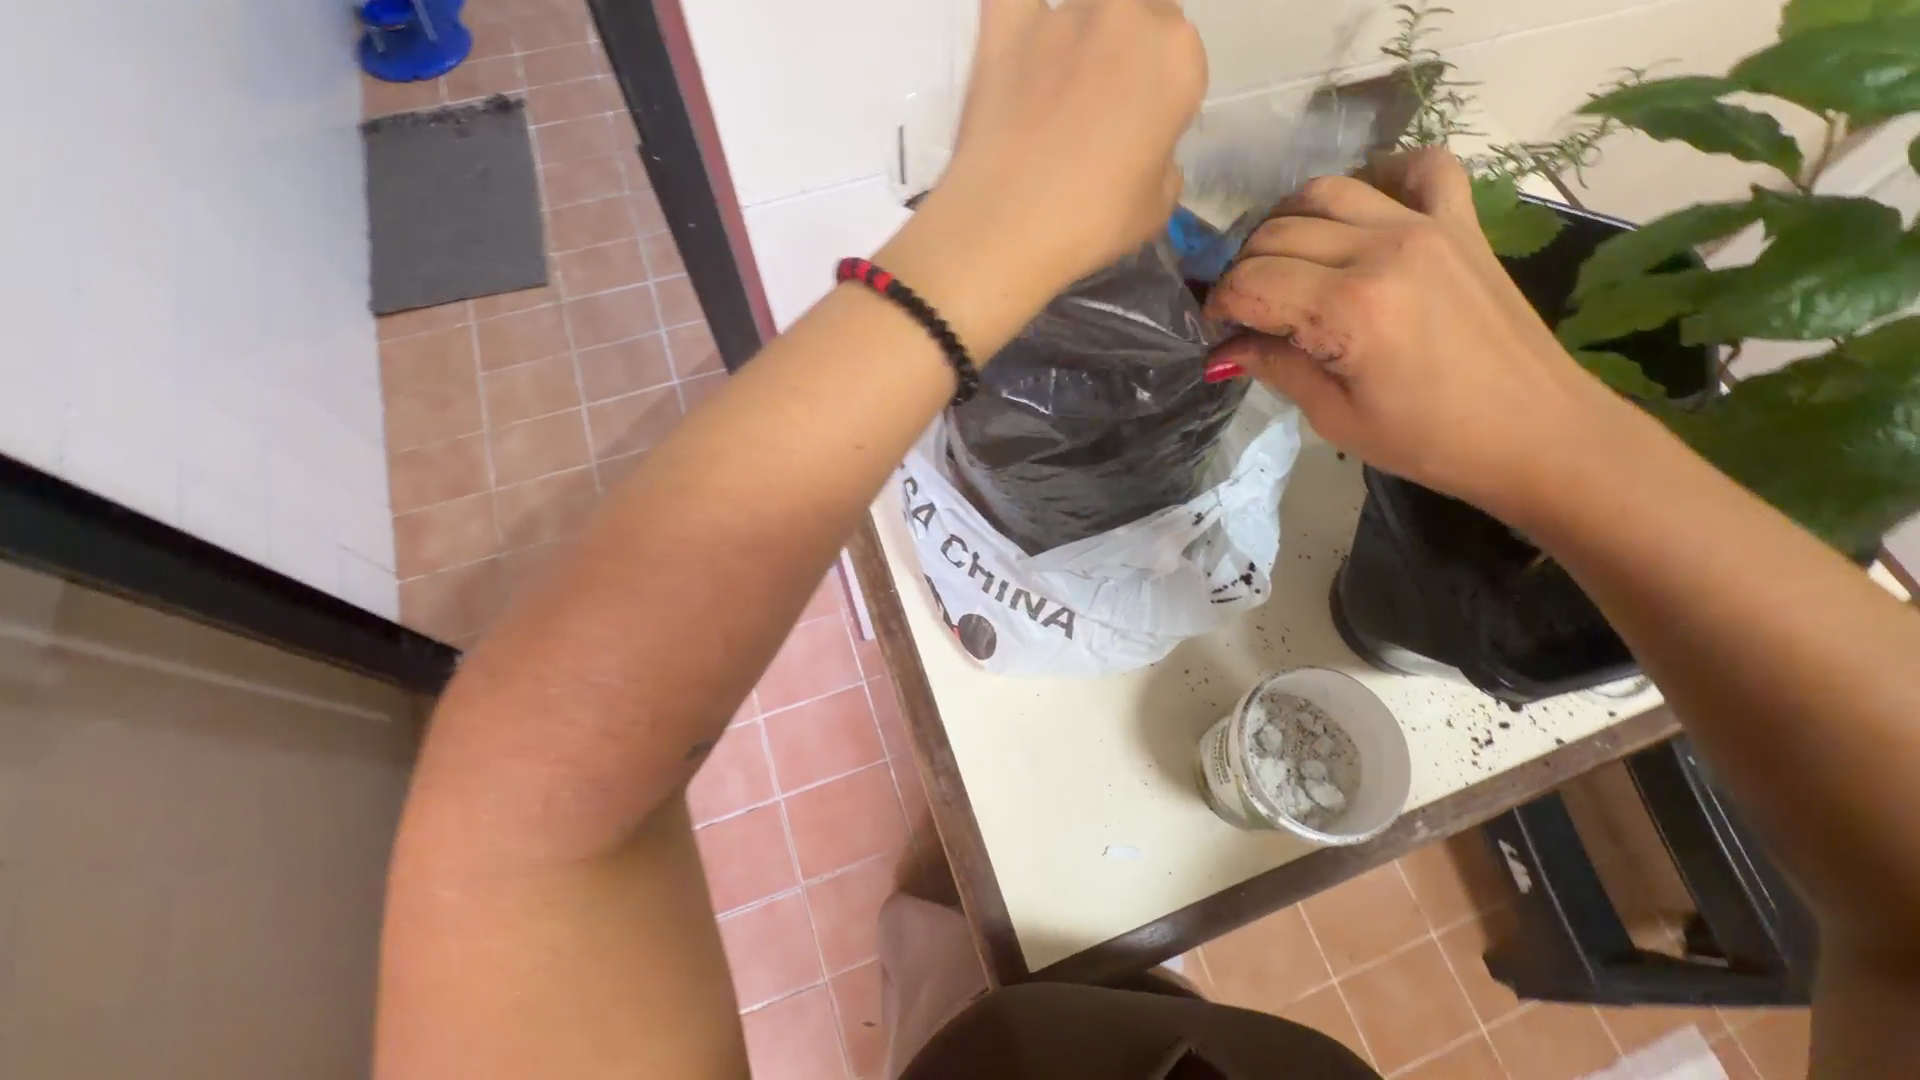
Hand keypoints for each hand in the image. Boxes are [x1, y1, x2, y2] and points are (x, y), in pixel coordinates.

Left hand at [914, 0, 1206, 297]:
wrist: (1005, 227)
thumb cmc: (1090, 224)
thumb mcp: (1157, 207)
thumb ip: (1163, 159)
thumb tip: (1148, 151)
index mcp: (1177, 58)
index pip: (1180, 58)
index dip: (1160, 94)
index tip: (1138, 129)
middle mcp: (1128, 16)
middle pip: (1141, 15)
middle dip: (1128, 54)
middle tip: (1099, 111)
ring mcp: (1064, 13)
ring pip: (1086, 8)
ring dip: (1079, 40)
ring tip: (1052, 95)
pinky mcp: (1005, 22)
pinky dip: (1023, 17)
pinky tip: (1021, 44)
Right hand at [1203, 148, 1630, 512]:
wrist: (1537, 433)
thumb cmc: (1430, 442)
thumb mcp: (1336, 417)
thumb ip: (1277, 367)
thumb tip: (1224, 348)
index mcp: (1349, 309)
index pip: (1252, 282)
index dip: (1221, 305)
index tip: (1219, 329)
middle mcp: (1383, 250)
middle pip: (1278, 233)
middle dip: (1245, 270)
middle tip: (1248, 308)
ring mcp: (1427, 226)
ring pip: (1327, 191)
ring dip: (1289, 222)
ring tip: (1287, 263)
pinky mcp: (1463, 222)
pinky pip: (1419, 166)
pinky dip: (1382, 175)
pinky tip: (1364, 207)